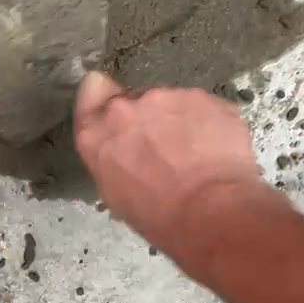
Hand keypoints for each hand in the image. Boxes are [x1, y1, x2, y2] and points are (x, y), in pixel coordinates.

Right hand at [72, 72, 285, 257]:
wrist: (207, 208)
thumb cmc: (154, 212)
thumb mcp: (112, 191)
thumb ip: (108, 155)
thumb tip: (121, 150)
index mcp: (95, 132)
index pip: (92, 90)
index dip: (104, 99)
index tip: (116, 116)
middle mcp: (125, 107)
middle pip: (133, 100)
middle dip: (144, 118)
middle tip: (159, 149)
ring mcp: (166, 96)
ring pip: (169, 102)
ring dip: (175, 120)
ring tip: (190, 153)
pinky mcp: (202, 97)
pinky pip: (199, 106)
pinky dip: (204, 122)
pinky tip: (211, 149)